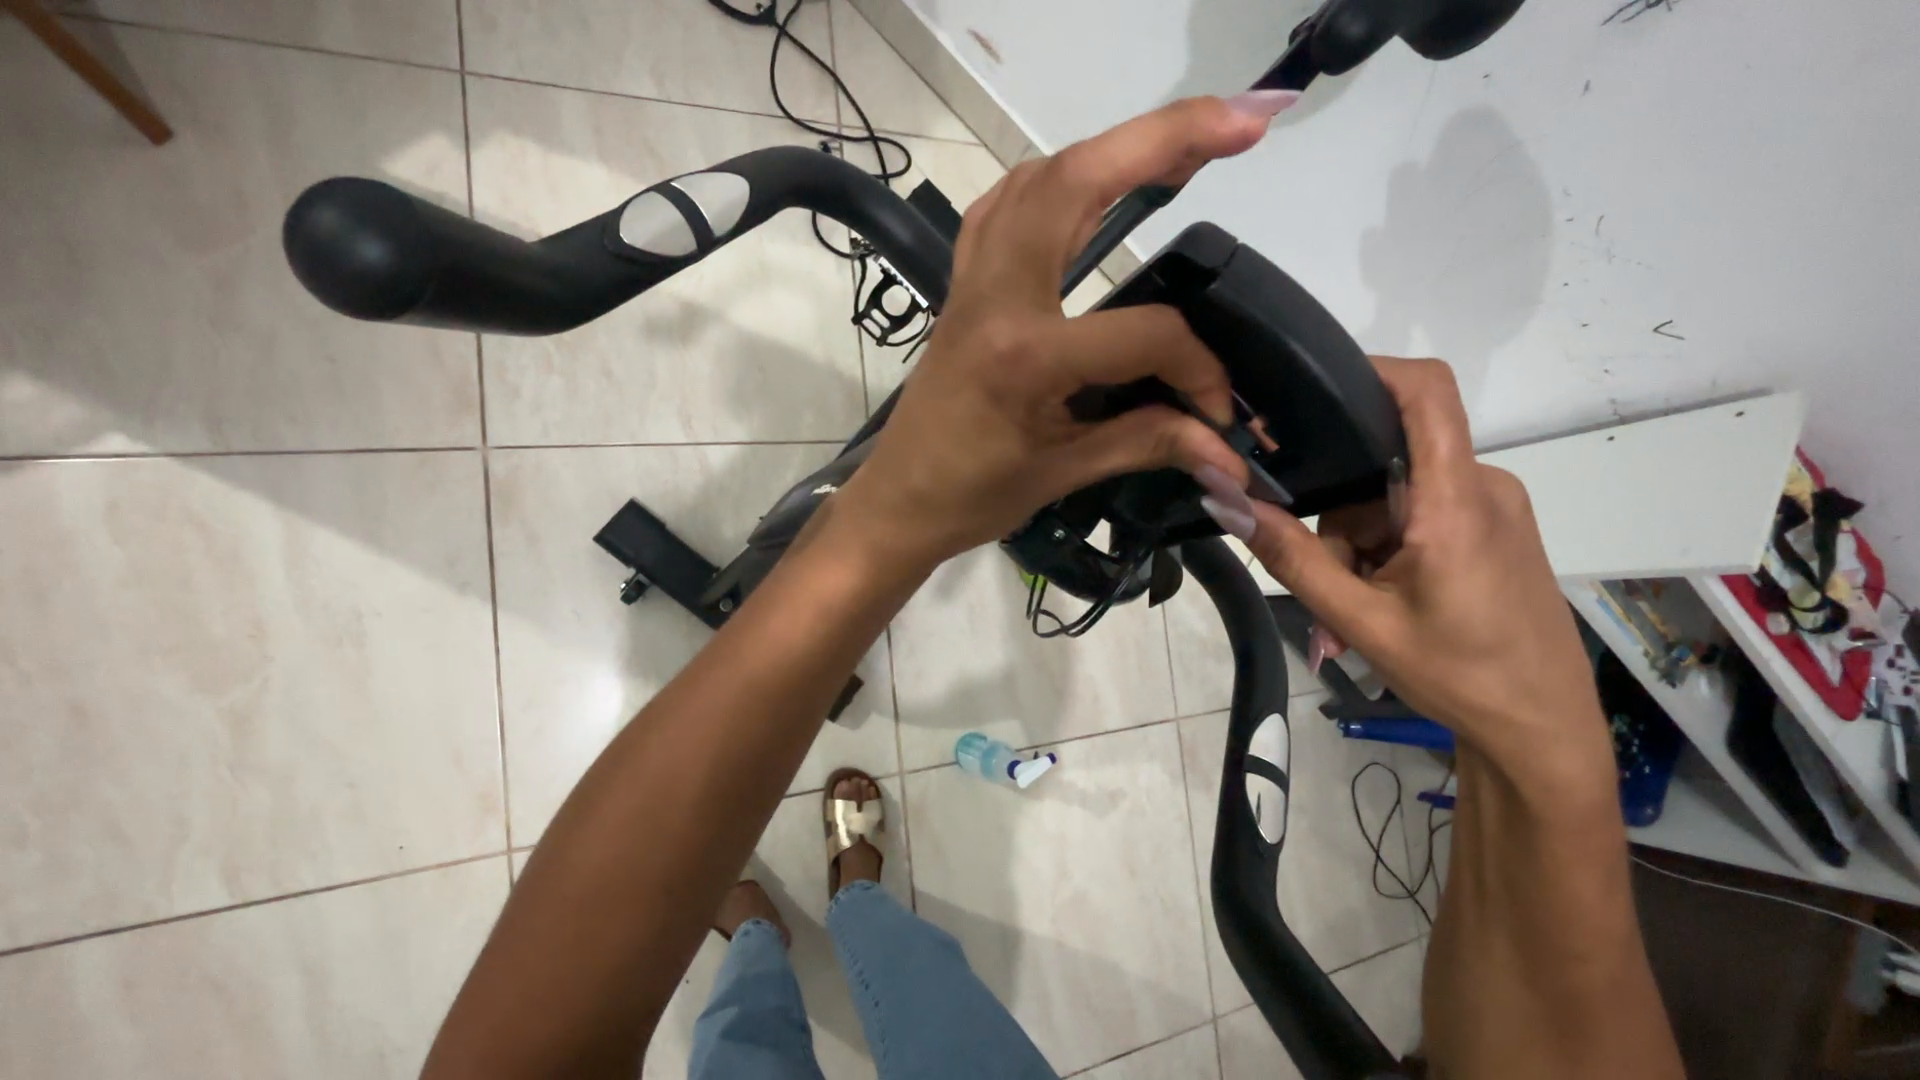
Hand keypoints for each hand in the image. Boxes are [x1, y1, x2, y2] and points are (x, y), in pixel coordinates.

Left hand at [832, 95, 1299, 570]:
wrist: (897, 502)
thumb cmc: (971, 497)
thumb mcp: (1063, 474)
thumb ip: (1147, 443)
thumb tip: (1228, 448)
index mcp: (1024, 355)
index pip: (1143, 333)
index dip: (1197, 370)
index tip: (1216, 412)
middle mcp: (996, 296)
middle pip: (1076, 182)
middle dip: (1165, 138)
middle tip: (1244, 123)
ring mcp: (973, 282)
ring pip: (1037, 179)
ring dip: (1110, 148)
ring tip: (1179, 143)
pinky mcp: (962, 285)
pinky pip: (1002, 208)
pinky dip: (1051, 182)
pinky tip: (1087, 187)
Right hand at [1243, 358, 1604, 761]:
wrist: (1541, 730)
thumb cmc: (1459, 675)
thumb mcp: (1359, 620)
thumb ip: (1289, 556)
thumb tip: (1224, 498)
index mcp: (1456, 499)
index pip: (1425, 389)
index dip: (1366, 370)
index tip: (1304, 392)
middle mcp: (1481, 486)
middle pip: (1384, 459)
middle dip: (1338, 511)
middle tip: (1322, 575)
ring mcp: (1490, 507)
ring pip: (1394, 495)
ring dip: (1357, 543)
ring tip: (1350, 610)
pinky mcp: (1490, 529)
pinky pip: (1419, 515)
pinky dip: (1385, 551)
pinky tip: (1376, 602)